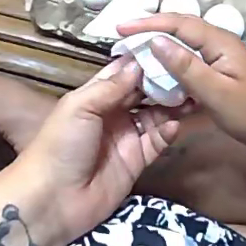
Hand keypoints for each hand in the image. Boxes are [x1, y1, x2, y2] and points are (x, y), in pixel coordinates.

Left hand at [14, 57, 181, 236]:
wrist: (53, 199)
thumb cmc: (60, 144)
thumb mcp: (80, 106)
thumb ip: (111, 87)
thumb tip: (140, 63)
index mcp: (95, 95)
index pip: (124, 72)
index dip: (144, 60)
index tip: (169, 45)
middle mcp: (113, 112)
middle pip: (143, 92)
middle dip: (163, 81)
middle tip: (189, 69)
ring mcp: (126, 136)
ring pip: (155, 115)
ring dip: (172, 105)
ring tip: (192, 94)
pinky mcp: (136, 161)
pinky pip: (157, 142)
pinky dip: (168, 131)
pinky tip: (176, 123)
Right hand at [117, 13, 245, 151]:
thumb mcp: (215, 93)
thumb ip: (186, 67)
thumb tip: (156, 42)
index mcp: (221, 42)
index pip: (179, 23)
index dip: (149, 23)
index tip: (122, 28)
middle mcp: (221, 42)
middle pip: (181, 26)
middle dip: (151, 27)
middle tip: (123, 34)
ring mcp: (221, 54)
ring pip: (184, 40)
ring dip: (160, 41)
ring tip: (135, 46)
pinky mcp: (220, 68)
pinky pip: (190, 55)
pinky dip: (171, 57)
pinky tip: (158, 66)